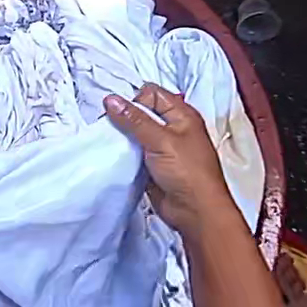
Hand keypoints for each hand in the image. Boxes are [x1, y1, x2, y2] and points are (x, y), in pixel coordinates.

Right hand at [105, 84, 238, 241]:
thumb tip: (110, 99)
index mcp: (182, 115)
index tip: (119, 112)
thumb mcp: (160, 140)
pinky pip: (133, 150)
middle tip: (111, 127)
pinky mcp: (152, 164)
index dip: (135, 100)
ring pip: (135, 132)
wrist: (195, 213)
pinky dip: (124, 151)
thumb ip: (133, 119)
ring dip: (123, 136)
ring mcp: (162, 147)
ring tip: (112, 142)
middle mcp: (172, 127)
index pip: (151, 94)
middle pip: (141, 112)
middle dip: (125, 117)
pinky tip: (115, 154)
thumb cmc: (188, 173)